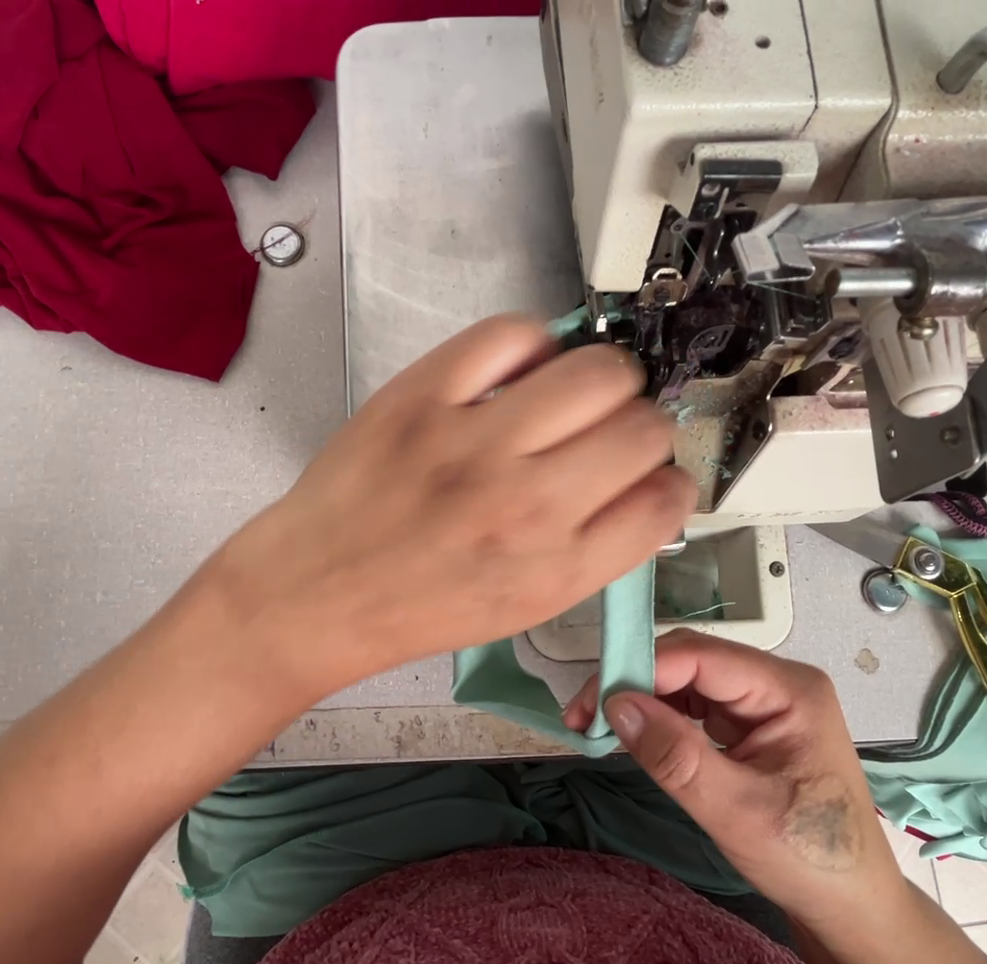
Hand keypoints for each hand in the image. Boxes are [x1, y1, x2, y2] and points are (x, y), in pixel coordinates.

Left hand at [205, 315, 694, 702]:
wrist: (315, 593)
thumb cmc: (414, 607)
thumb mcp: (521, 607)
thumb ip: (591, 550)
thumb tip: (642, 487)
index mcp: (557, 569)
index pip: (665, 501)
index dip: (670, 483)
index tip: (650, 477)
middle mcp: (527, 503)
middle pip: (643, 428)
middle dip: (641, 429)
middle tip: (609, 433)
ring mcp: (474, 441)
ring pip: (598, 371)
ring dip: (603, 380)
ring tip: (571, 396)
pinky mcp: (424, 395)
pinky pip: (512, 334)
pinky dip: (532, 344)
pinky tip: (520, 371)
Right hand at [564, 629, 902, 919]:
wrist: (851, 907)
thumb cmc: (807, 860)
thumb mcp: (736, 811)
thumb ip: (675, 755)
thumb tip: (615, 704)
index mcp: (789, 690)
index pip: (699, 657)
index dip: (639, 670)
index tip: (588, 706)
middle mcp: (777, 684)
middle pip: (691, 661)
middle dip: (634, 682)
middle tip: (584, 719)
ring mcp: (765, 704)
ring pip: (688, 681)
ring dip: (642, 699)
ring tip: (599, 729)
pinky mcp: (752, 726)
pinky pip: (696, 706)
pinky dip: (660, 718)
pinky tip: (634, 736)